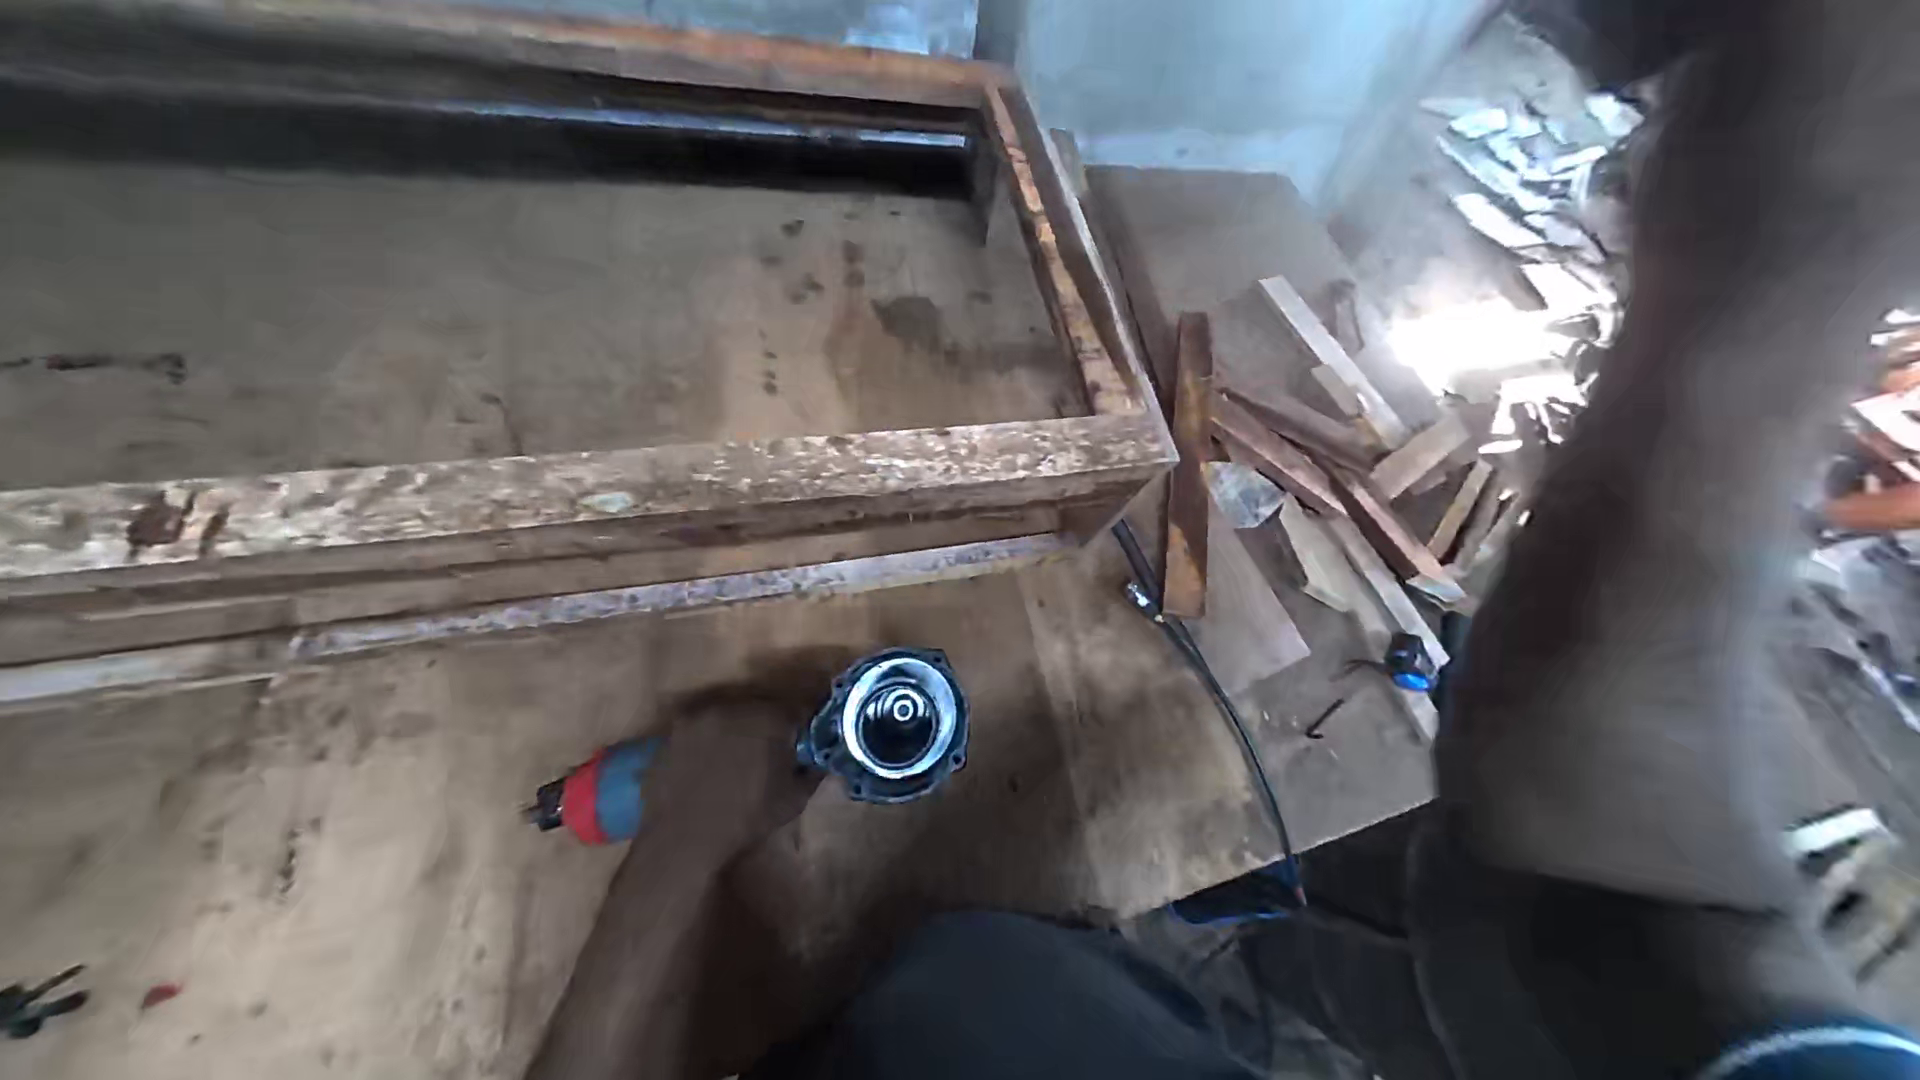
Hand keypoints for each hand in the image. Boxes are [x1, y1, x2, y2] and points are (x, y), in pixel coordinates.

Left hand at [638, 694, 822, 865]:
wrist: (682, 840)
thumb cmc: (746, 820)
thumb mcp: (794, 799)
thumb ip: (812, 771)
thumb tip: (820, 758)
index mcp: (771, 719)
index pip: (798, 709)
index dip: (801, 726)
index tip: (801, 742)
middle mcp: (736, 707)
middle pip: (763, 708)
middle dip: (770, 725)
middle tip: (769, 750)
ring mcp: (701, 716)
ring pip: (730, 715)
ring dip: (737, 730)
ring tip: (735, 757)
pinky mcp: (674, 731)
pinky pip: (701, 728)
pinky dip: (708, 740)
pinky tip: (706, 764)